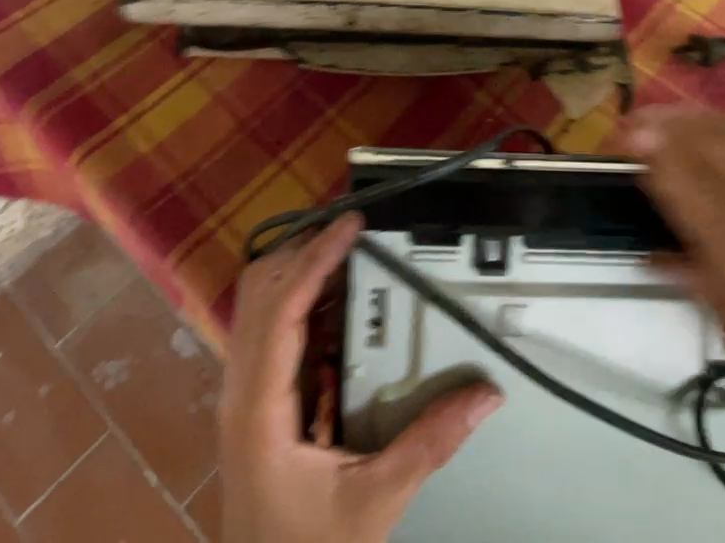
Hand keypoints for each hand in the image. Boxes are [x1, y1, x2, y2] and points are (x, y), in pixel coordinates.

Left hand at [218, 213, 503, 542]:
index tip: (350, 226)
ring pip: (257, 308)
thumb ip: (429, 445)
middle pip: (258, 294)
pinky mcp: (254, 403)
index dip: (316, 259)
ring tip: (349, 255)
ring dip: (299, 272)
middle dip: (302, 252)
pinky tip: (341, 307)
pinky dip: (301, 304)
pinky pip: (270, 333)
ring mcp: (242, 395)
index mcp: (260, 407)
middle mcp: (241, 390)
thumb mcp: (375, 499)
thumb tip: (483, 397)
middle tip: (351, 230)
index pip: (282, 308)